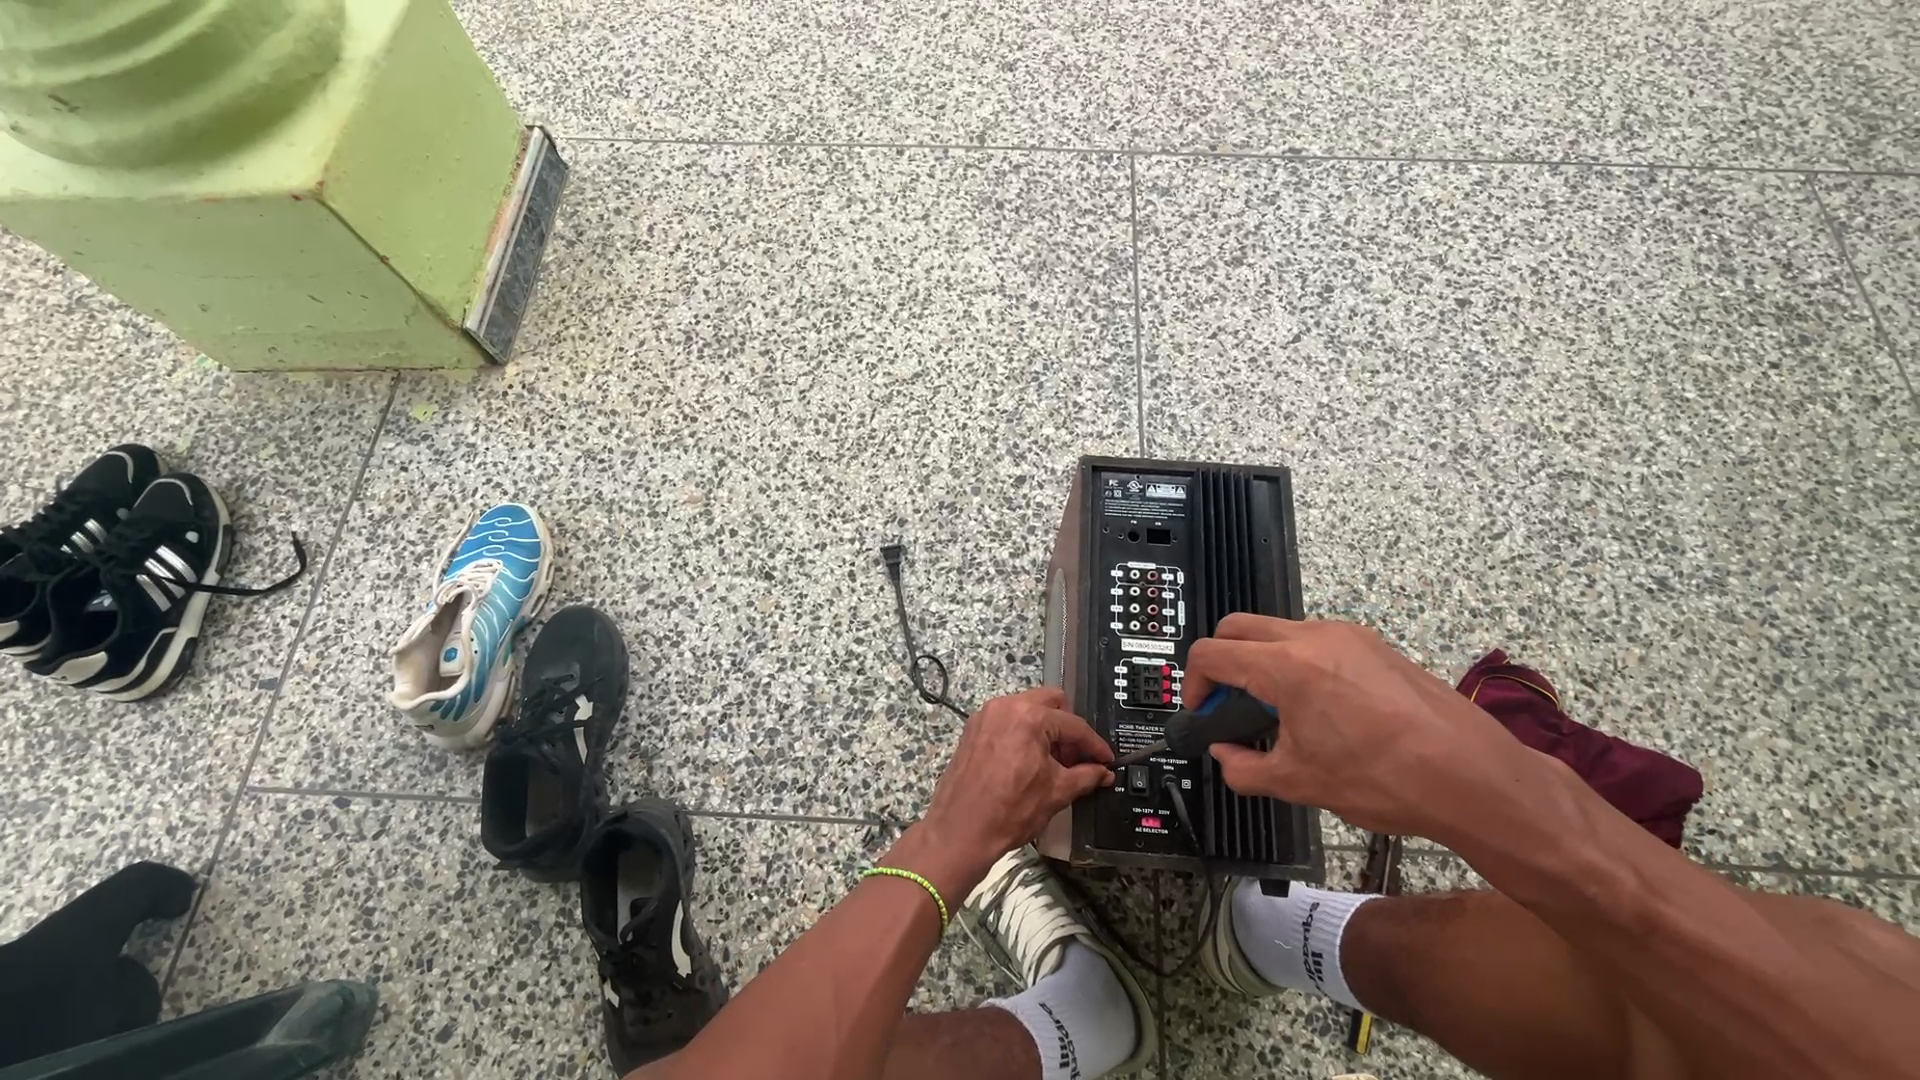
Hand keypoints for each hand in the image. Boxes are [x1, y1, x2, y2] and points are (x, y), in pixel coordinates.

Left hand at [916, 688, 1113, 879]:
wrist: (960, 831)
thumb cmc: (1009, 811)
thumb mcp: (1056, 793)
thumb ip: (1085, 776)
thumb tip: (1102, 772)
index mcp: (1029, 717)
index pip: (1074, 725)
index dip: (1095, 745)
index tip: (1106, 760)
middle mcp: (1005, 707)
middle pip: (1050, 703)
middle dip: (1068, 728)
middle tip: (1077, 757)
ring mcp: (986, 716)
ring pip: (1027, 709)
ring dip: (1046, 729)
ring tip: (1054, 762)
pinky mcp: (972, 729)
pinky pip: (1007, 720)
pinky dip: (1023, 733)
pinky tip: (1029, 761)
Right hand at [1183, 616, 1539, 840]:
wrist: (1473, 777)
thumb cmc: (1388, 779)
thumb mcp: (1298, 782)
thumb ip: (1244, 768)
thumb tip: (1227, 757)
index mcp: (1286, 666)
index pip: (1211, 653)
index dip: (1193, 684)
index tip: (1201, 710)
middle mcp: (1315, 637)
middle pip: (1238, 628)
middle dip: (1221, 662)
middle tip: (1227, 706)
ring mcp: (1348, 637)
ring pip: (1278, 631)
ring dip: (1259, 661)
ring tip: (1275, 713)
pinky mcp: (1374, 646)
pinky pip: (1316, 641)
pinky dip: (1296, 663)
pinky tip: (1316, 709)